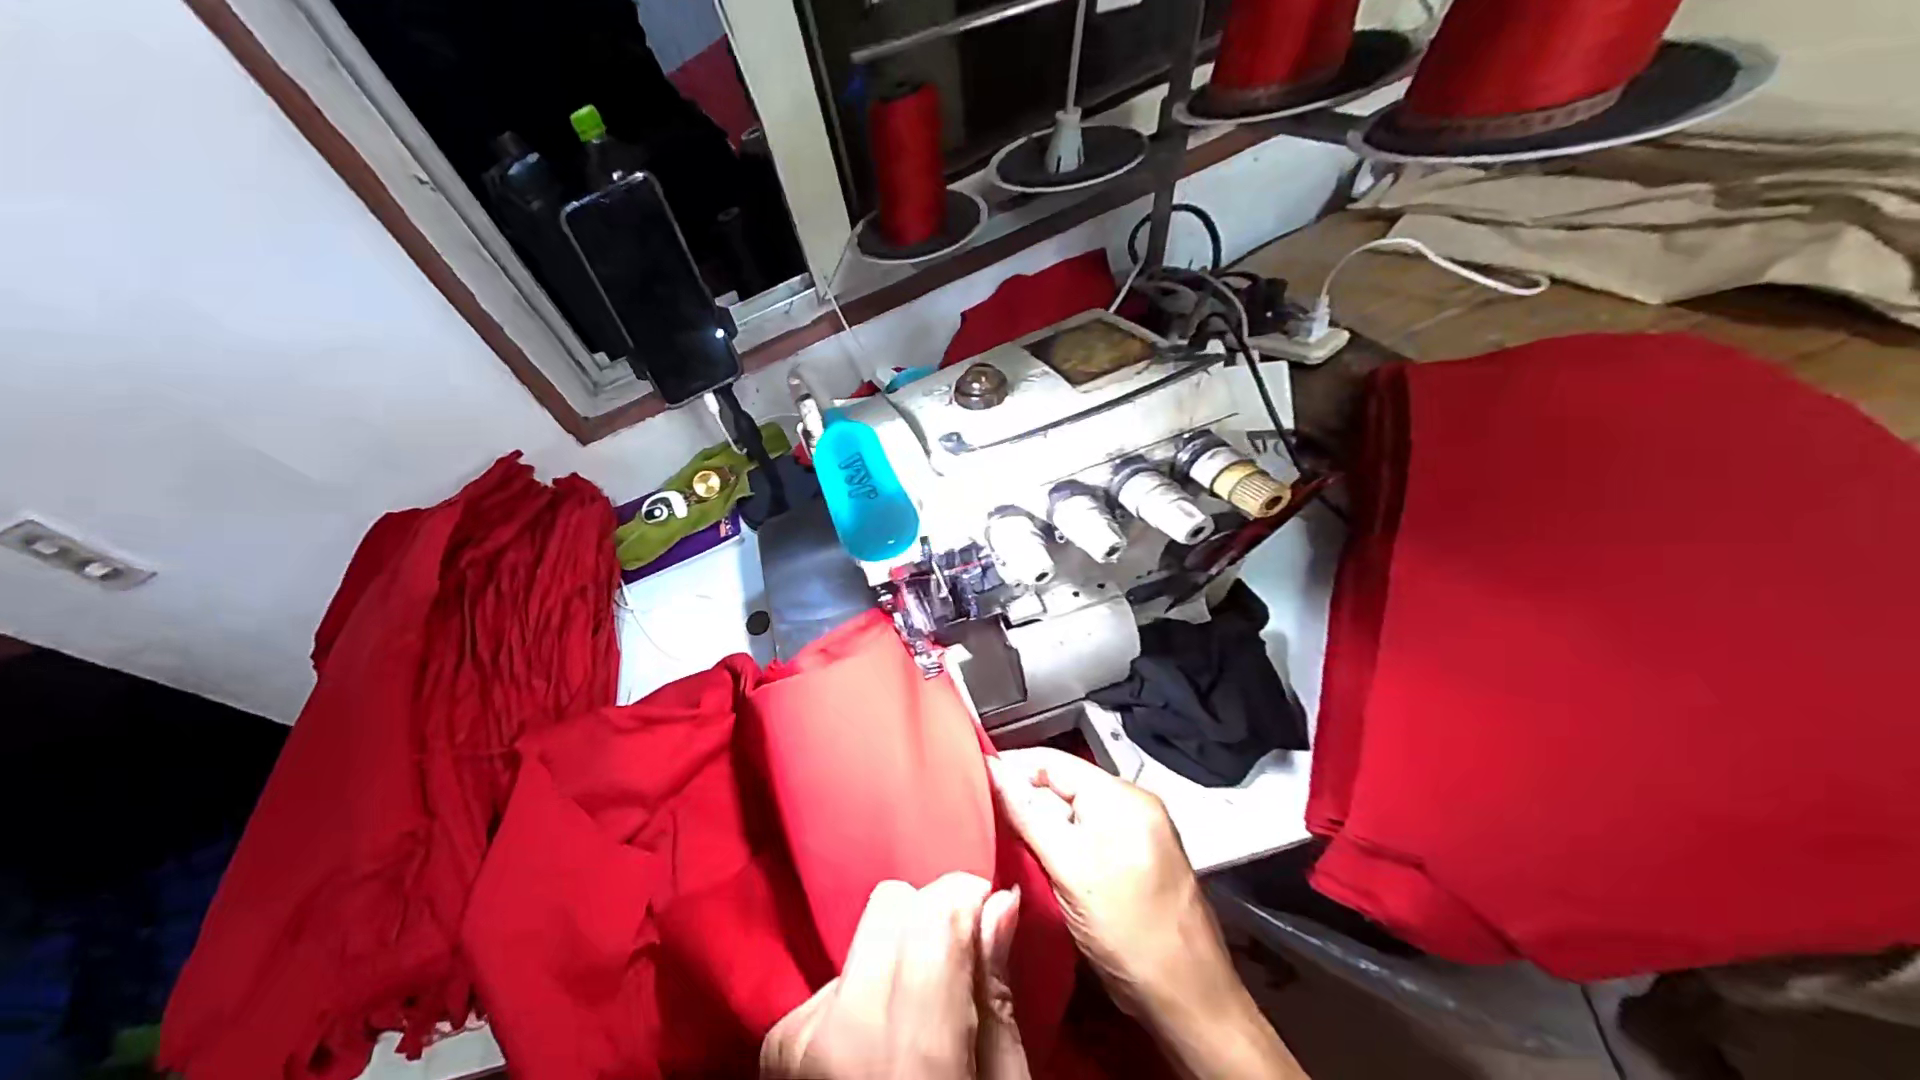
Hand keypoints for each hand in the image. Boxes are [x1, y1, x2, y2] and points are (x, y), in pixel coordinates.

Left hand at [760, 873, 1029, 1079]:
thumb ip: (994, 998)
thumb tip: (999, 903)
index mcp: (904, 1056)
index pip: (931, 913)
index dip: (968, 900)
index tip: (989, 918)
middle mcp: (838, 1033)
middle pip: (890, 906)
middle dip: (932, 921)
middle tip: (959, 968)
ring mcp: (798, 1039)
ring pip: (865, 936)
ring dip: (899, 959)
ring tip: (917, 1022)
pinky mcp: (777, 1045)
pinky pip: (837, 978)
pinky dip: (865, 995)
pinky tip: (876, 1048)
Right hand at [987, 749, 1305, 1077]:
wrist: (1188, 999)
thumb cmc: (1131, 935)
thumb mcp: (1068, 868)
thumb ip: (1026, 815)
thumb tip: (994, 772)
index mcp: (1122, 796)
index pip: (1052, 760)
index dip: (1011, 768)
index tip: (977, 784)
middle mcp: (1136, 804)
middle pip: (1064, 785)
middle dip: (1025, 800)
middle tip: (988, 820)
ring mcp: (1142, 832)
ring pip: (1075, 812)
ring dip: (1043, 824)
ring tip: (1009, 842)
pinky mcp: (1141, 858)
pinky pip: (1091, 834)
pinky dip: (1065, 844)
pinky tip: (1043, 864)